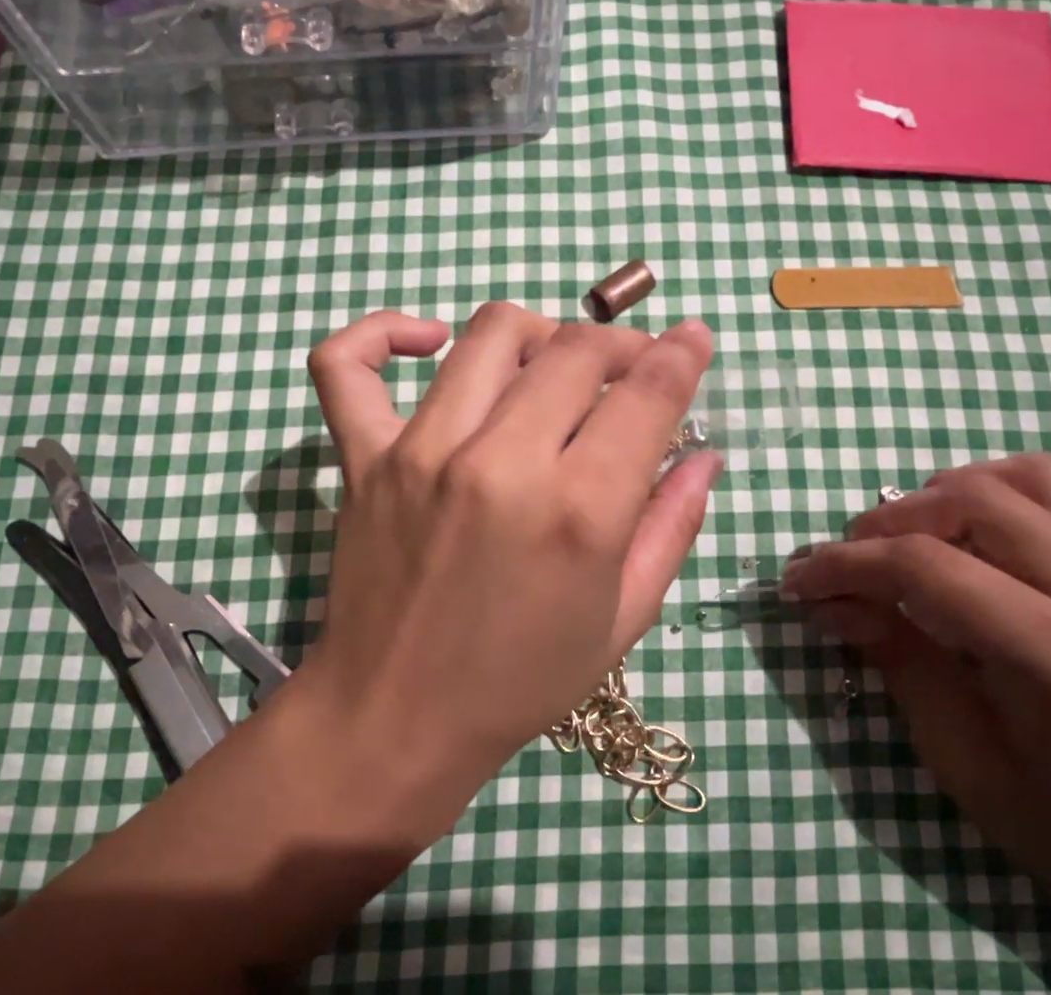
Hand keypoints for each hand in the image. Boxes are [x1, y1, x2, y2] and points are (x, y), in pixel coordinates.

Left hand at [298, 304, 721, 767]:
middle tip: (630, 370)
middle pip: (574, 350)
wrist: (397, 718)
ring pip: (488, 335)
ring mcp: (420, 452)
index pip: (647, 392)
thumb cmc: (520, 682)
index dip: (683, 354)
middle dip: (621, 345)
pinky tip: (426, 341)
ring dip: (538, 333)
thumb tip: (704, 453)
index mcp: (579, 512)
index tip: (694, 339)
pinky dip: (381, 332)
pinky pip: (347, 365)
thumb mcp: (623, 619)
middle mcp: (500, 463)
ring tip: (551, 363)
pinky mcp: (362, 458)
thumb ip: (672, 526)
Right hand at [782, 455, 1050, 920]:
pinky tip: (994, 535)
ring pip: (1036, 477)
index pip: (929, 568)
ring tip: (916, 531)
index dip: (846, 565)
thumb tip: (837, 603)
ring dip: (955, 490)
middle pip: (977, 499)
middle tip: (851, 558)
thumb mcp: (965, 760)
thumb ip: (901, 661)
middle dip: (891, 519)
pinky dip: (1023, 497)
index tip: (797, 581)